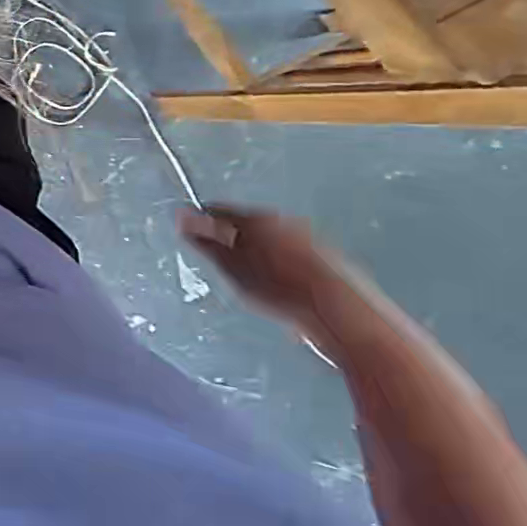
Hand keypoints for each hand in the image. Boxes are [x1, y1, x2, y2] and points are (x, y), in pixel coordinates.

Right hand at [180, 206, 359, 332]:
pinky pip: (294, 260)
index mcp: (255, 218)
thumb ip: (202, 241)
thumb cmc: (283, 288)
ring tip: (253, 284)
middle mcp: (284, 222)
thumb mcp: (230, 268)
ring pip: (271, 244)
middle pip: (247, 226)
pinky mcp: (330, 263)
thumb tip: (183, 221)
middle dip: (232, 241)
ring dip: (259, 257)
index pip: (216, 210)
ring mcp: (310, 241)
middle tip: (222, 263)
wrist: (344, 315)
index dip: (200, 221)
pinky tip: (282, 293)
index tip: (189, 230)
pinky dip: (283, 270)